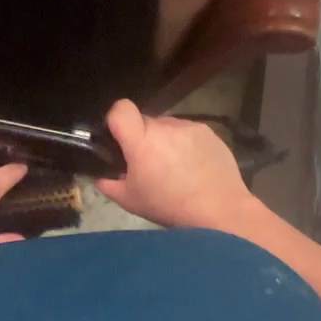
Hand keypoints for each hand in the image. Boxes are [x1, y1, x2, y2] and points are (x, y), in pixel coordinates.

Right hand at [96, 99, 260, 229]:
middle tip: (148, 163)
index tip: (119, 139)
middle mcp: (165, 127)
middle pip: (145, 121)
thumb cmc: (169, 206)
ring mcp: (189, 127)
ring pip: (167, 127)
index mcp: (141, 141)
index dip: (116, 120)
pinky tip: (193, 167)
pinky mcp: (209, 132)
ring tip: (174, 167)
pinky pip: (188, 132)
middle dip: (142, 137)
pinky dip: (185, 145)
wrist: (219, 211)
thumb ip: (108, 185)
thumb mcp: (130, 201)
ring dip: (165, 140)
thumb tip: (100, 177)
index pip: (120, 109)